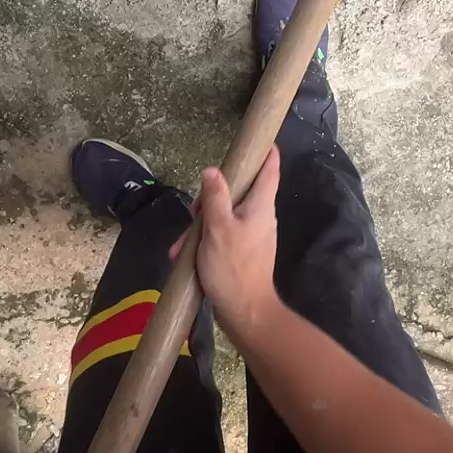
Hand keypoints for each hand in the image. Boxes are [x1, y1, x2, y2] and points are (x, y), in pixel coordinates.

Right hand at [172, 146, 281, 334]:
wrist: (246, 313)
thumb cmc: (233, 267)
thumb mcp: (217, 228)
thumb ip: (214, 196)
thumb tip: (212, 170)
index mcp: (260, 205)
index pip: (270, 169)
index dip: (267, 151)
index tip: (259, 139)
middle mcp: (260, 216)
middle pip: (239, 192)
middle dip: (213, 196)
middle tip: (195, 210)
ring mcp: (253, 235)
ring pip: (226, 215)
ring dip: (203, 225)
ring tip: (182, 245)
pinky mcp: (244, 252)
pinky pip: (223, 235)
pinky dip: (206, 242)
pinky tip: (185, 257)